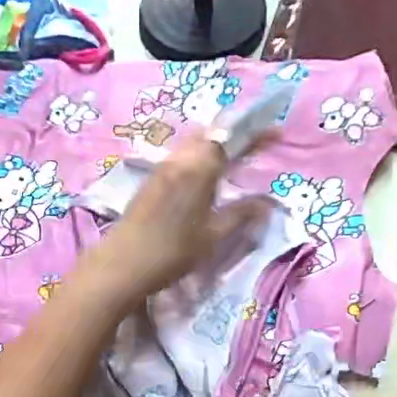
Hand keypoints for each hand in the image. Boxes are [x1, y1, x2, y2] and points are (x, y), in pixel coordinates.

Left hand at [80, 130, 270, 303]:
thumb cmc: (172, 252)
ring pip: (192, 144)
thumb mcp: (213, 237)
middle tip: (254, 144)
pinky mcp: (149, 180)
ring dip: (214, 144)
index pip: (231, 139)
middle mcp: (179, 160)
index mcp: (199, 168)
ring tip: (231, 157)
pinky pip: (179, 157)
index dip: (255, 133)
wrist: (122, 264)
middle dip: (234, 134)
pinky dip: (197, 156)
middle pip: (210, 134)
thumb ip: (240, 215)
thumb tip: (266, 203)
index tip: (275, 132)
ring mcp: (161, 168)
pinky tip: (202, 174)